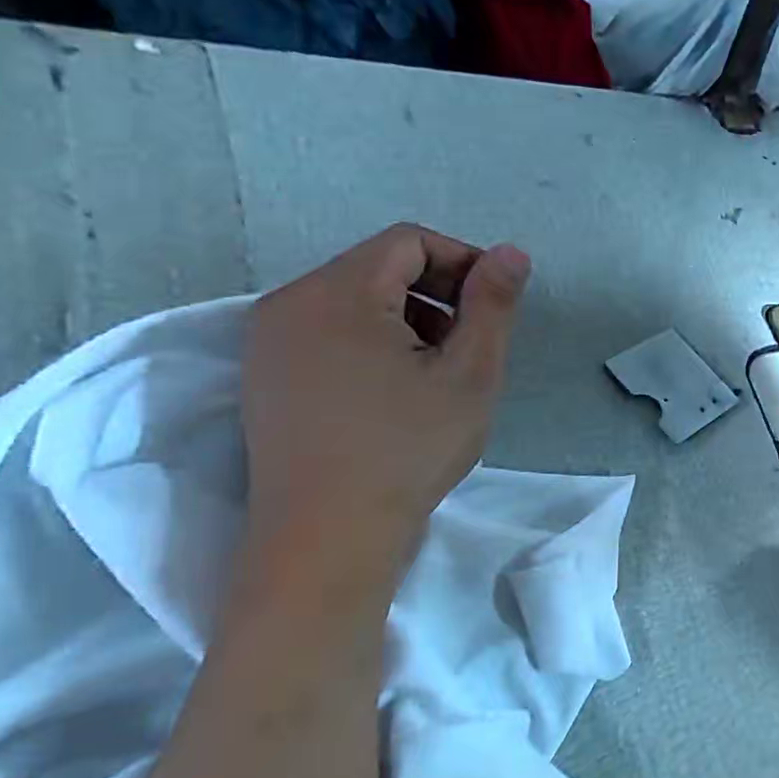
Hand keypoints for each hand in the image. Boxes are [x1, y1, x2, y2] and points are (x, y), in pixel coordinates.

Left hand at [241, 223, 529, 593]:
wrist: (328, 535)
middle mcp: (289, 303)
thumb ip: (492, 305)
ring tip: (440, 374)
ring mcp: (269, 341)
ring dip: (411, 319)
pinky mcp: (266, 375)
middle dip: (439, 294)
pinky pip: (330, 331)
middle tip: (473, 346)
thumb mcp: (470, 373)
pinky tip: (399, 391)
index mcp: (337, 294)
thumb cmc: (409, 448)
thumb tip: (512, 253)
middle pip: (379, 266)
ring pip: (356, 299)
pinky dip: (376, 341)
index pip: (409, 241)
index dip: (464, 262)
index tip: (495, 308)